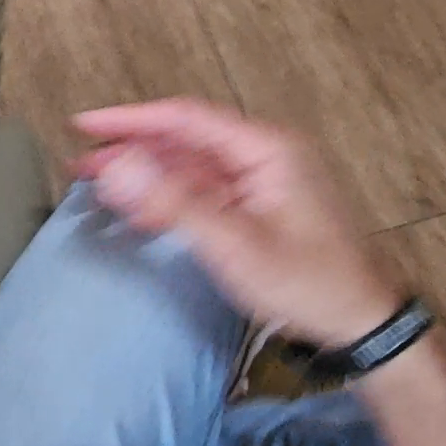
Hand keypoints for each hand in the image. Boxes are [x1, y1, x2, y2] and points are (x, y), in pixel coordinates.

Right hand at [74, 99, 403, 346]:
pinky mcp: (253, 203)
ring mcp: (258, 178)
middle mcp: (261, 153)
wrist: (365, 327)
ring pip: (187, 164)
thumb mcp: (236, 245)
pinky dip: (166, 196)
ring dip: (143, 173)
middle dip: (129, 148)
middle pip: (181, 138)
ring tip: (96, 183)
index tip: (83, 125)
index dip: (129, 119)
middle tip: (81, 161)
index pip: (183, 118)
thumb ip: (173, 203)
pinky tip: (137, 210)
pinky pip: (200, 189)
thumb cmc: (310, 284)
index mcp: (265, 148)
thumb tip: (116, 168)